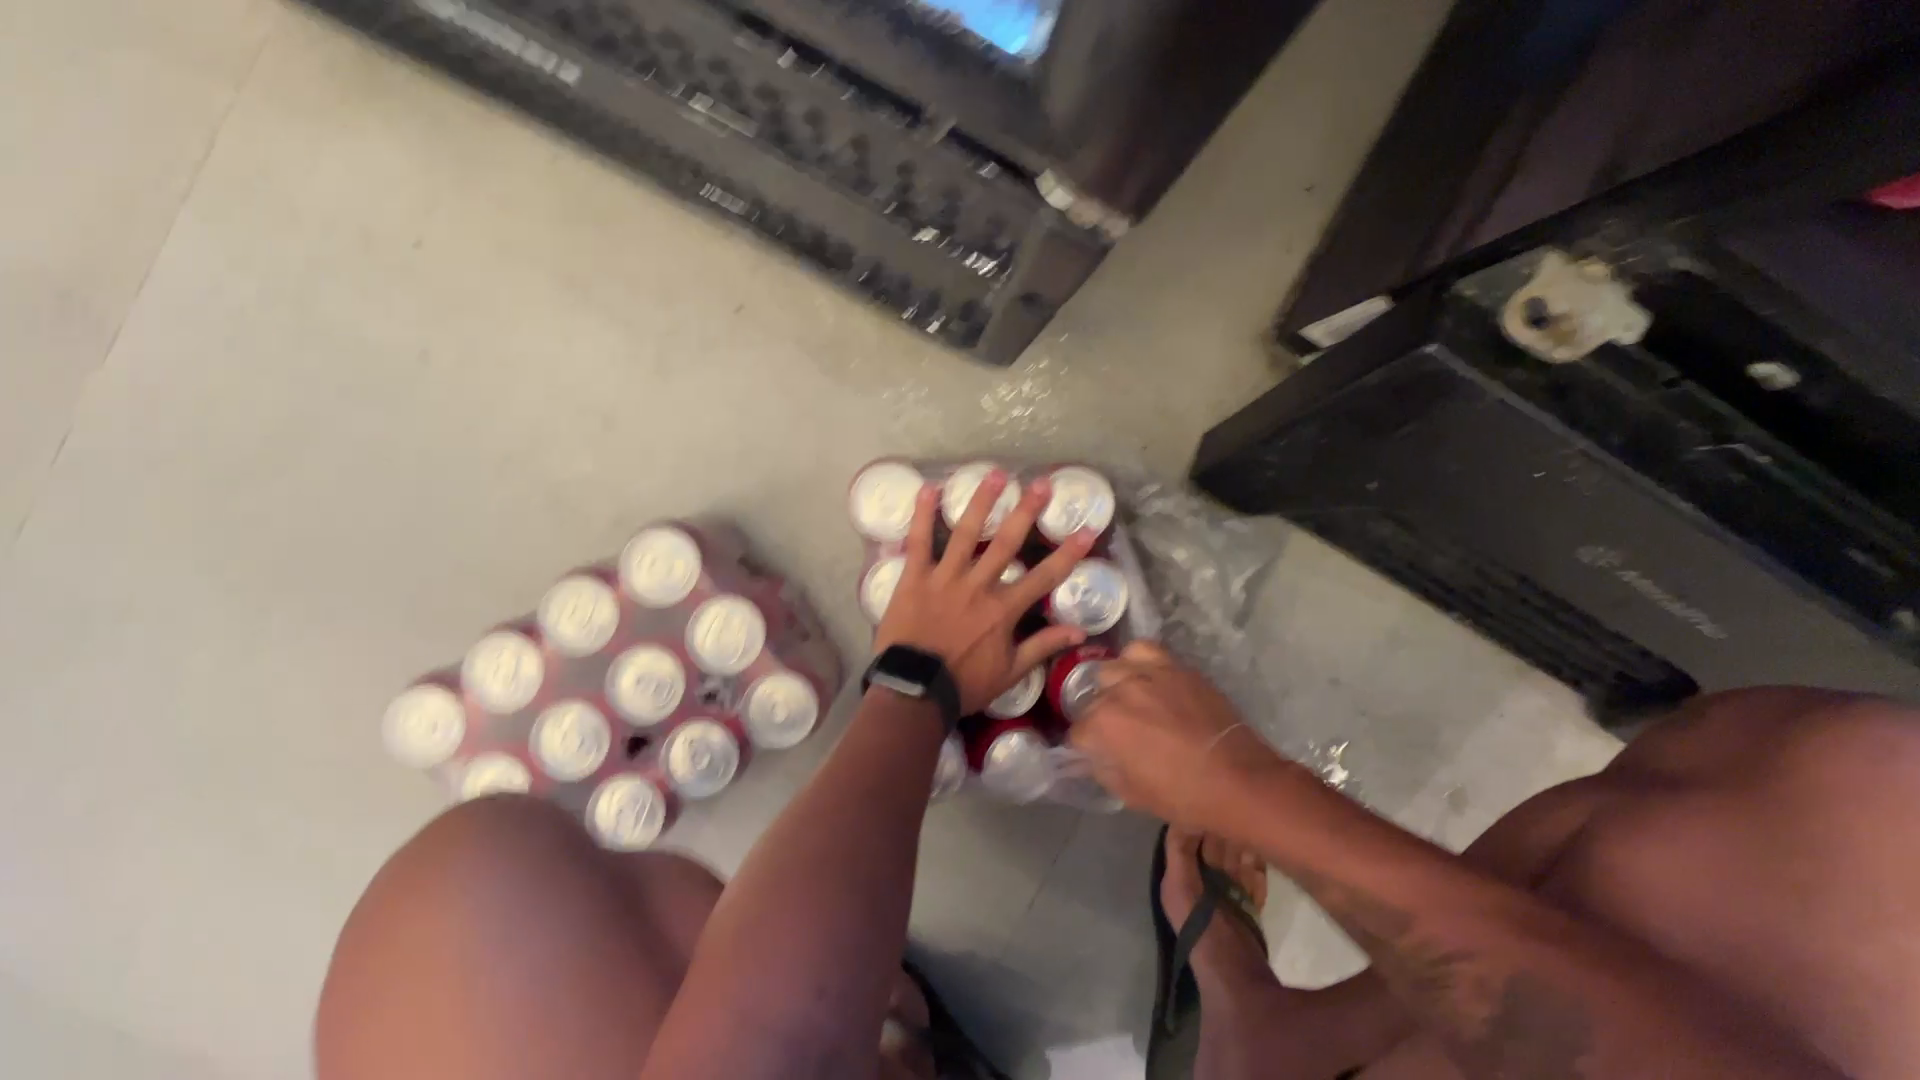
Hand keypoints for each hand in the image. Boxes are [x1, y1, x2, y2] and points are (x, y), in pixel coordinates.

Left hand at [874, 468, 1096, 714]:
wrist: (914, 691)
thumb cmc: (964, 684)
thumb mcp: (1010, 671)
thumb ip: (1043, 646)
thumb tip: (1079, 631)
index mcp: (1004, 608)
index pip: (1045, 576)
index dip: (1070, 552)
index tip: (1088, 529)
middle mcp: (979, 585)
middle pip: (1007, 542)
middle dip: (1027, 511)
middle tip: (1041, 483)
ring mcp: (945, 578)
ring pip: (966, 533)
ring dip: (982, 501)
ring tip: (995, 474)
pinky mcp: (914, 578)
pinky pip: (918, 542)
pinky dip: (922, 516)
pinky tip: (928, 488)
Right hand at [1068, 642, 1289, 827]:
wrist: (1239, 780)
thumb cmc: (1183, 795)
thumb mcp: (1131, 794)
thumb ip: (1102, 770)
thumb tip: (1089, 758)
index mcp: (1103, 726)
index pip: (1077, 731)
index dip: (1084, 746)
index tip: (1095, 754)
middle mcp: (1119, 692)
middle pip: (1092, 698)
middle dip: (1098, 716)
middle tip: (1116, 732)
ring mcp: (1149, 674)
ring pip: (1112, 668)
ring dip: (1114, 685)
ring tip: (1128, 700)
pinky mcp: (1175, 667)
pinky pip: (1144, 651)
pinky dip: (1138, 662)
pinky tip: (1146, 678)